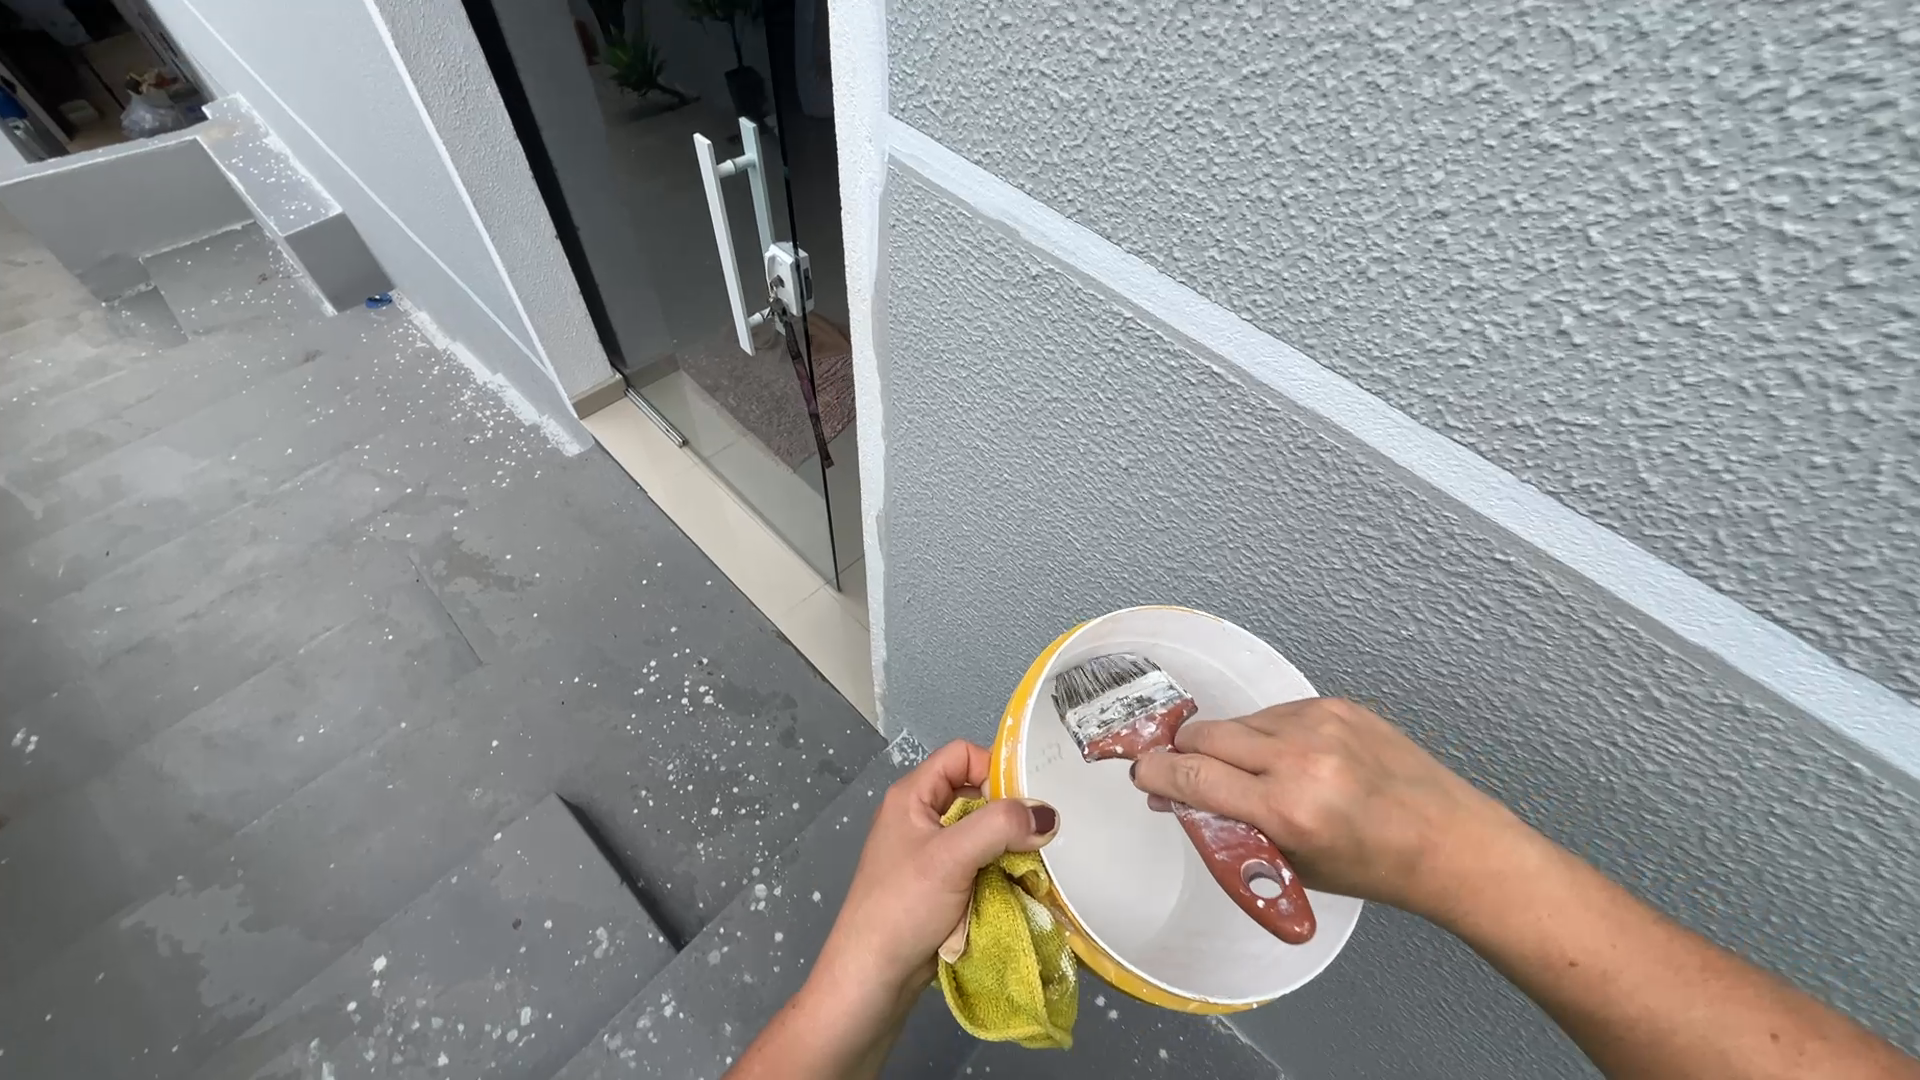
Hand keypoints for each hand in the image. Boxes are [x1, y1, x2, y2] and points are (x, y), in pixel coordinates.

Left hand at [812, 740, 1059, 1012]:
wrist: (870, 979)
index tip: (1025, 799)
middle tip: (1038, 833)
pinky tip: (1019, 886)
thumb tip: (1047, 813)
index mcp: (912, 795)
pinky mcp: (938, 884)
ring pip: (979, 831)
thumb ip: (1000, 826)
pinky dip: (998, 870)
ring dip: (1006, 846)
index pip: (961, 756)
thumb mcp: (952, 856)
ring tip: (1034, 863)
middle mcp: (919, 816)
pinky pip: (977, 863)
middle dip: (1007, 811)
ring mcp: (928, 852)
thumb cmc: (903, 905)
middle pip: (974, 793)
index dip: (994, 767)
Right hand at [1129, 697, 1524, 920]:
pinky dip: (1267, 735)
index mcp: (1287, 809)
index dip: (1156, 773)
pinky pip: (1273, 713)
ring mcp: (1318, 724)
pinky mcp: (1334, 705)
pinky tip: (1293, 759)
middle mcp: (1300, 759)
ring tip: (1259, 773)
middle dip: (1187, 753)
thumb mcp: (1291, 862)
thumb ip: (1229, 825)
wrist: (1451, 841)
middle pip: (1204, 735)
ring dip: (1230, 745)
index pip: (1192, 777)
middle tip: (1189, 772)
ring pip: (1237, 722)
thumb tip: (1174, 796)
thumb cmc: (1373, 866)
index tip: (1143, 774)